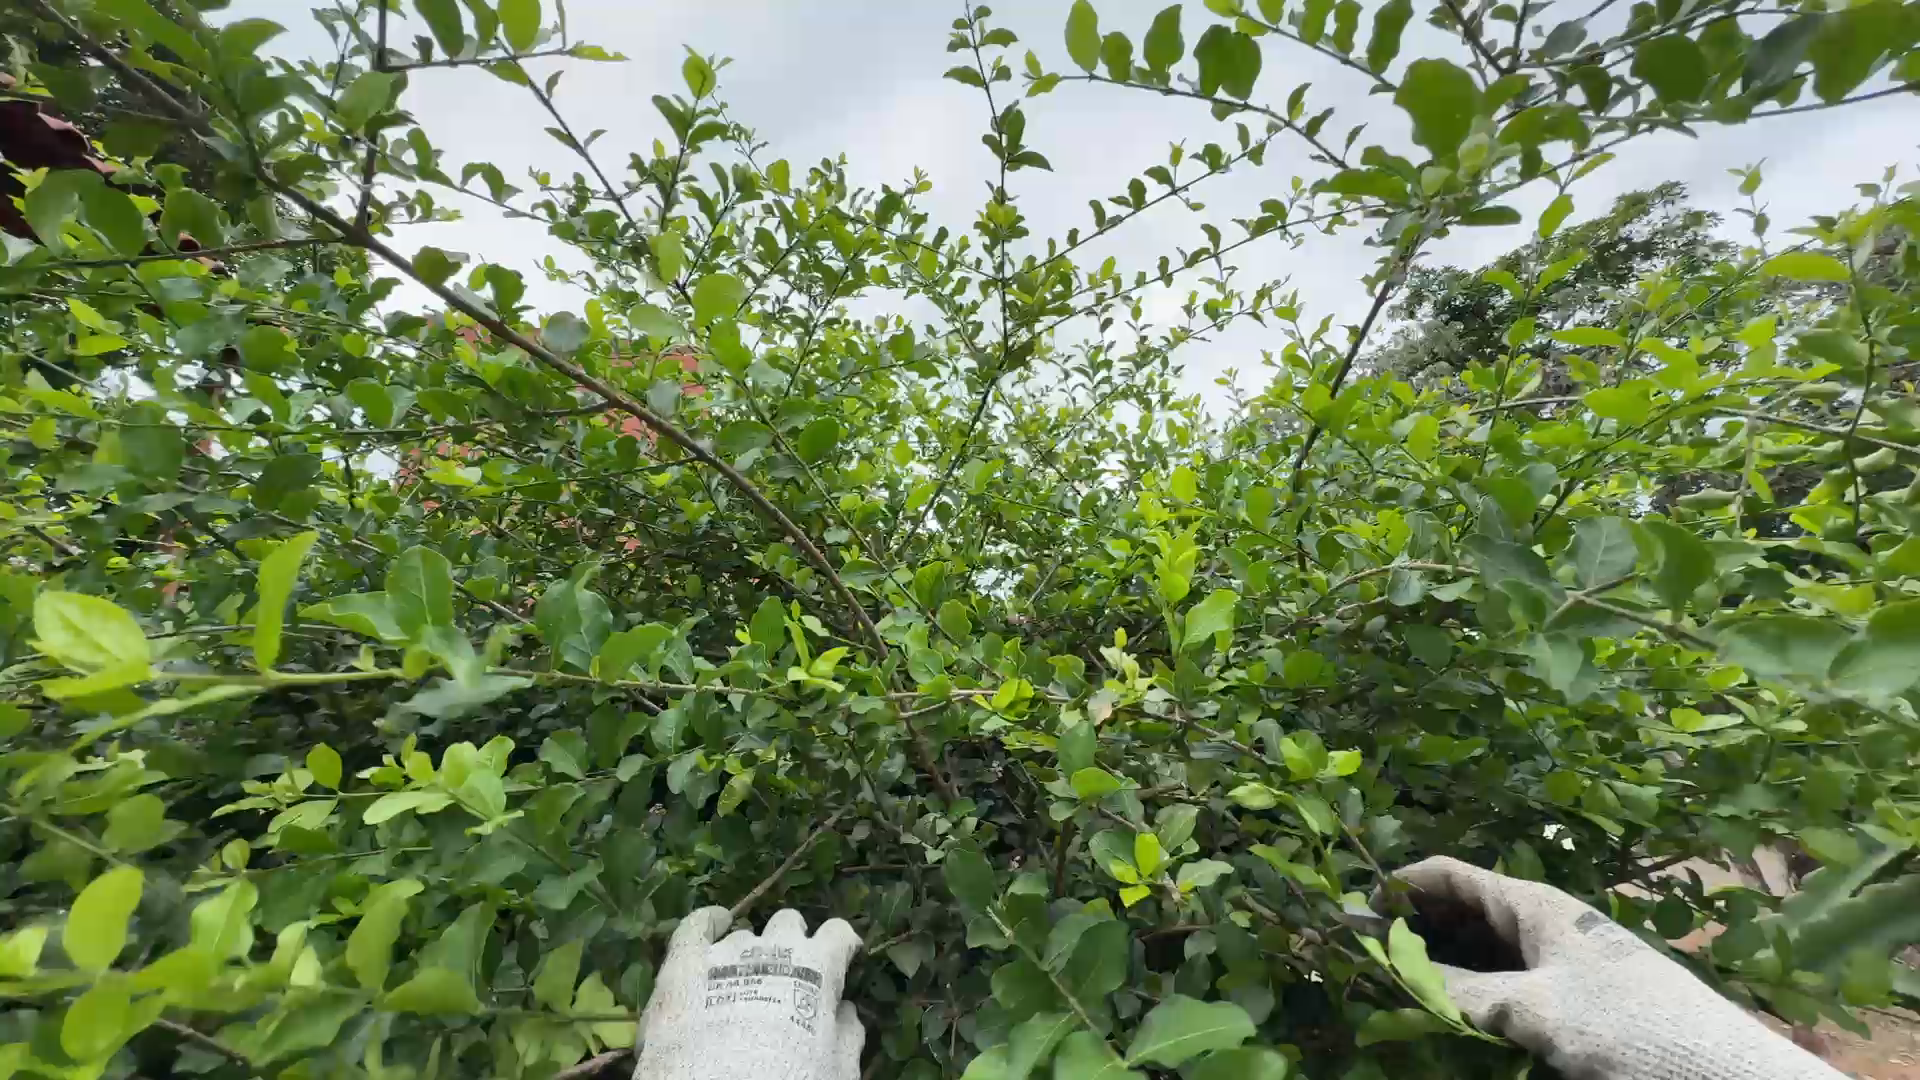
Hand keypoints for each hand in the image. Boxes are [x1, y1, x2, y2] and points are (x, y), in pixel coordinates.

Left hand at [631, 907, 864, 1079]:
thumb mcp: (838, 1070)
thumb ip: (847, 1035)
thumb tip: (846, 1012)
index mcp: (818, 965)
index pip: (838, 933)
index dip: (838, 947)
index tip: (838, 962)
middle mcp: (776, 945)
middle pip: (789, 922)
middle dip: (790, 942)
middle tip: (785, 976)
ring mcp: (729, 951)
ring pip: (744, 935)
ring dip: (748, 953)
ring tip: (740, 984)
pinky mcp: (686, 964)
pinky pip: (696, 927)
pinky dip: (707, 922)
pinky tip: (715, 924)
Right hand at [1388, 856, 1842, 1079]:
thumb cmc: (1632, 1028)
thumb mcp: (1539, 1010)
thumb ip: (1462, 990)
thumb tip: (1393, 970)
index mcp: (1530, 902)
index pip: (1447, 875)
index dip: (1398, 885)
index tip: (1355, 907)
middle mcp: (1539, 923)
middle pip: (1458, 911)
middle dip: (1412, 926)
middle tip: (1369, 951)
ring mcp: (1557, 962)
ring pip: (1479, 950)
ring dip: (1438, 962)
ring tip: (1399, 980)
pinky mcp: (1571, 1000)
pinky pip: (1503, 983)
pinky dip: (1469, 991)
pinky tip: (1449, 1010)